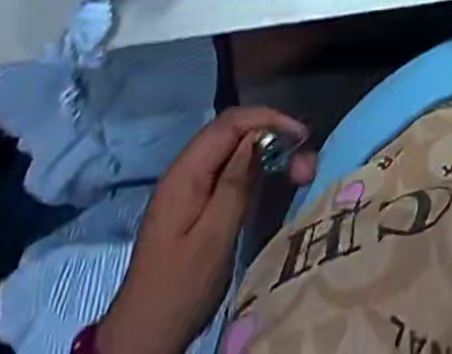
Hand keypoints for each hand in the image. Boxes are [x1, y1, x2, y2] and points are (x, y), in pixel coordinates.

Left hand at [97, 108, 316, 353]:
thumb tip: (257, 138)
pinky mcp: (198, 202)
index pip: (230, 123)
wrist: (145, 335)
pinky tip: (277, 180)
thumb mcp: (213, 237)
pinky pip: (231, 170)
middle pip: (234, 132)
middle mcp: (186, 170)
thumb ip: (235, 183)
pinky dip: (258, 169)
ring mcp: (191, 186)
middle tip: (306, 162)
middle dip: (274, 136)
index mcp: (185, 173)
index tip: (302, 136)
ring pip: (235, 150)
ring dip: (270, 153)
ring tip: (300, 172)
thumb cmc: (180, 288)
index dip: (268, 120)